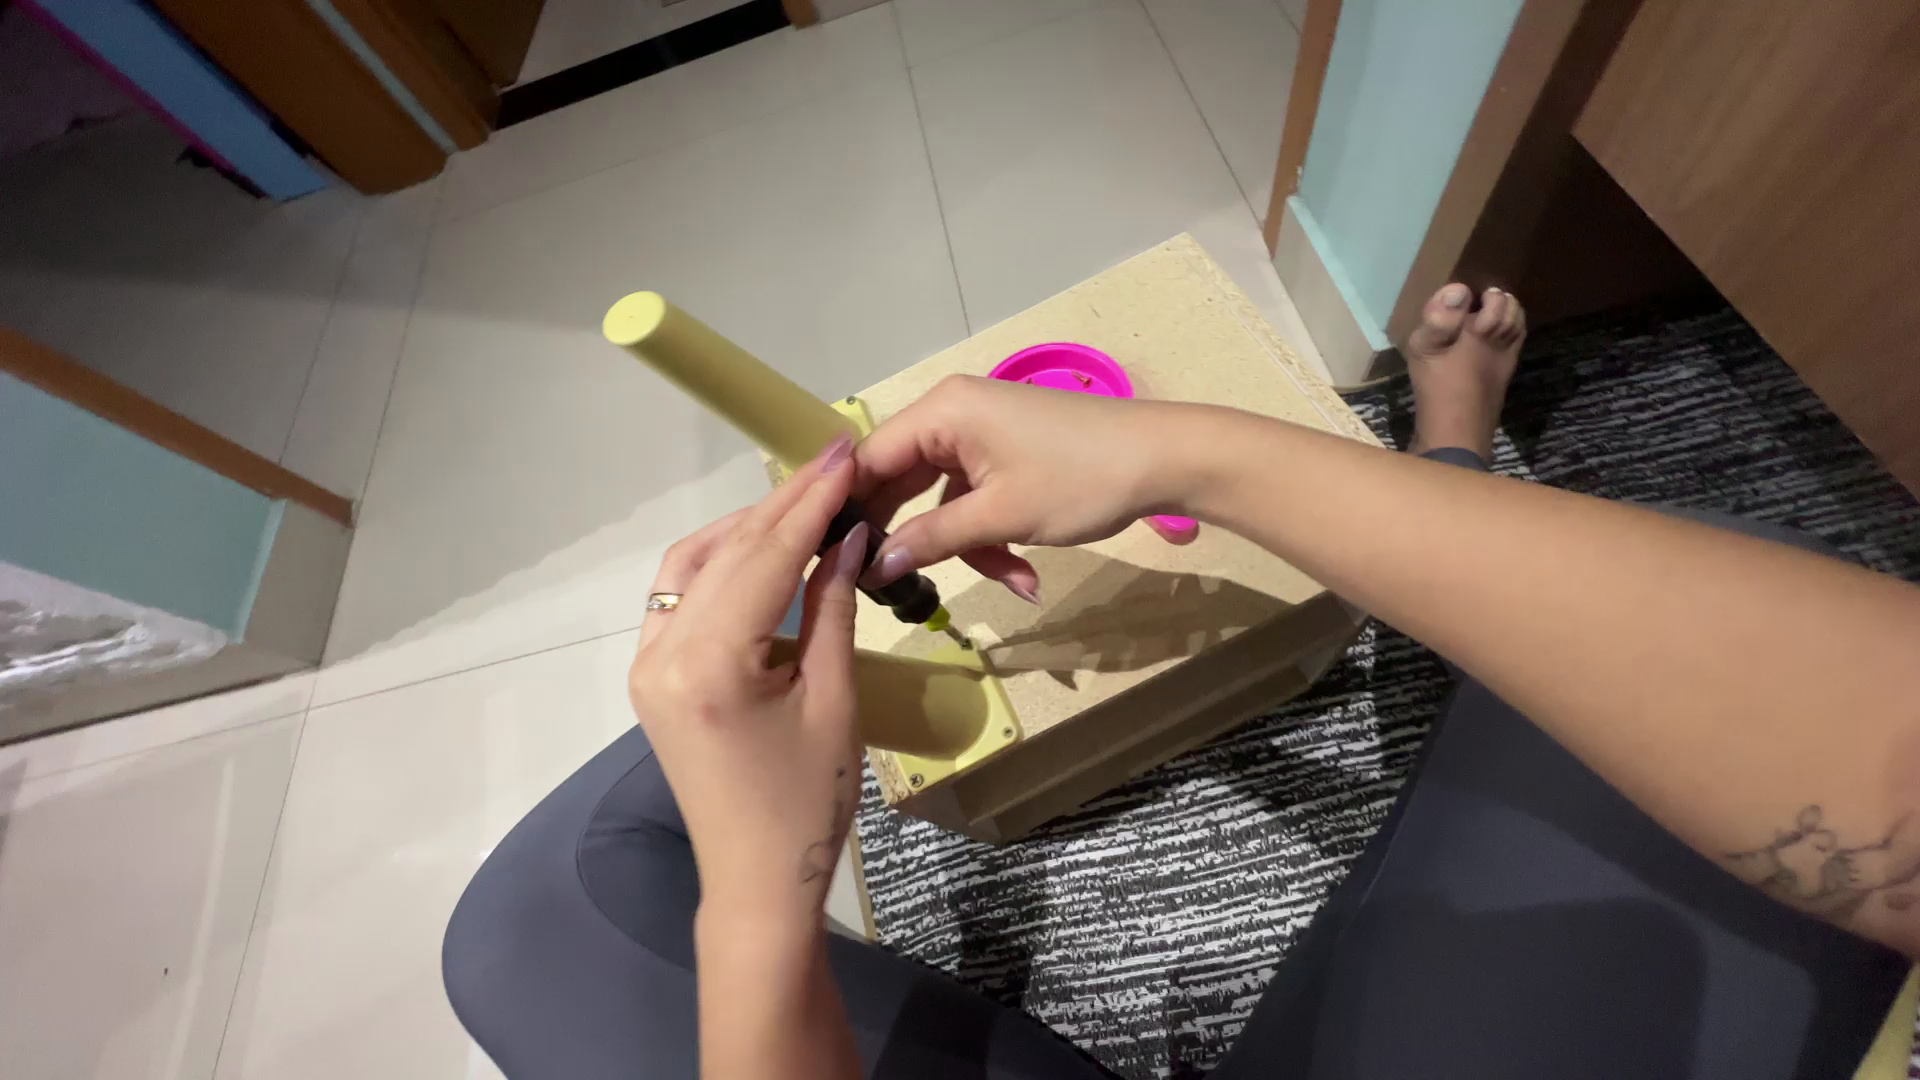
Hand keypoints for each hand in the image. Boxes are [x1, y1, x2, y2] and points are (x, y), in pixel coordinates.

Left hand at [627, 435, 867, 923]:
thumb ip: (831, 608)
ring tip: (804, 500)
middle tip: (832, 464)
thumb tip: (847, 538)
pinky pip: (682, 597)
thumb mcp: (834, 699)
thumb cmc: (807, 799)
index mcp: (708, 664)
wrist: (757, 878)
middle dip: (783, 504)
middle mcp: (661, 653)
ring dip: (749, 527)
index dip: (809, 501)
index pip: (764, 557)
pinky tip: (760, 548)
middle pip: (727, 553)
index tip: (843, 455)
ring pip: (695, 566)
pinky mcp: (653, 675)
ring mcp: (647, 663)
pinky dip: (723, 562)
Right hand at [852, 375, 1189, 599]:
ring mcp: (980, 433)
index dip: (850, 510)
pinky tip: (1025, 570)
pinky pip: (976, 496)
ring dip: (970, 545)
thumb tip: (874, 567)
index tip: (839, 560)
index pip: (868, 460)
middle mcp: (952, 414)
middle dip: (917, 537)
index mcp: (941, 413)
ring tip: (1014, 579)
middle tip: (903, 588)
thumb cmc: (1079, 480)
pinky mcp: (1005, 451)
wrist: (1164, 460)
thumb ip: (931, 539)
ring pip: (945, 497)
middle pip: (903, 480)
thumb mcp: (1000, 516)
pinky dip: (993, 533)